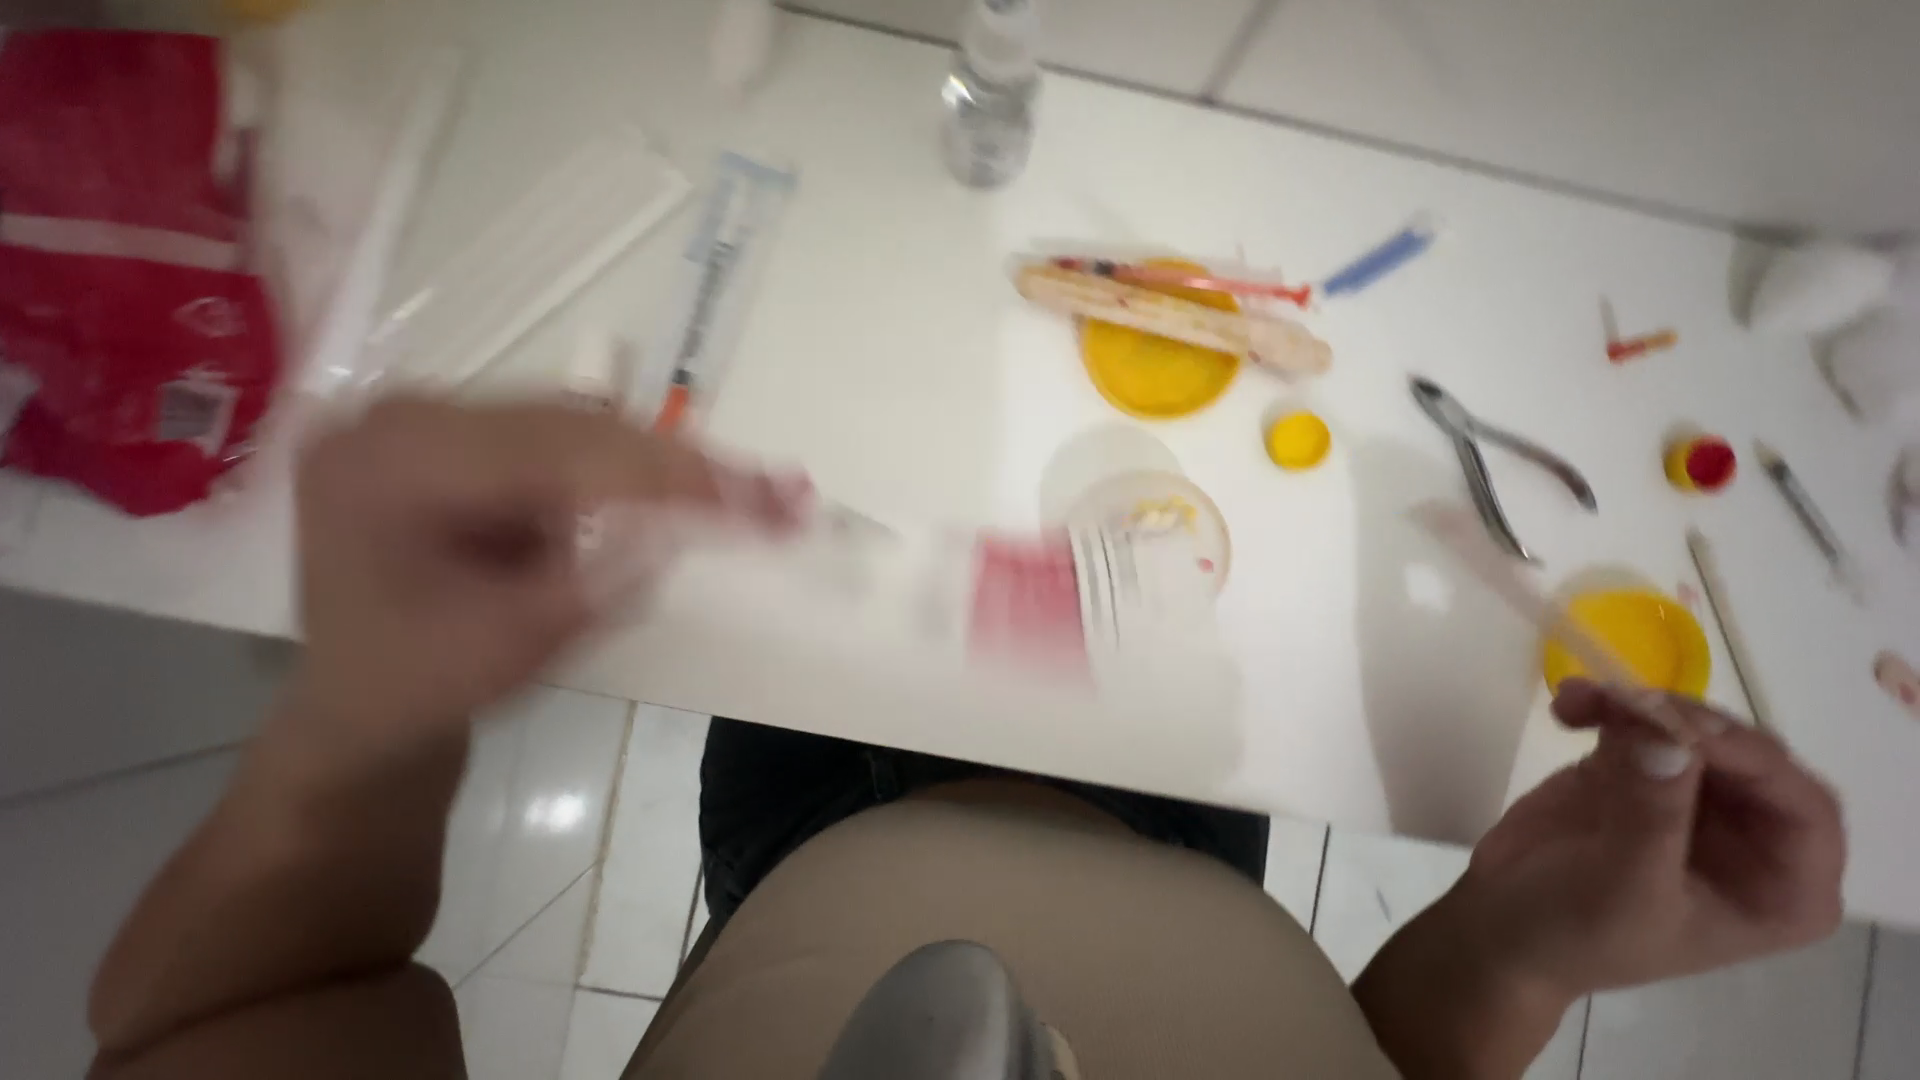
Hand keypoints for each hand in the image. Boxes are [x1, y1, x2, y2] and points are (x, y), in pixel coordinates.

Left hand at [288, 397, 807, 742]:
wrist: (355, 705)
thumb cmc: (419, 690)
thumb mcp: (512, 644)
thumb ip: (599, 580)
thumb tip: (682, 524)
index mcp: (394, 463)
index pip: (564, 453)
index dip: (676, 476)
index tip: (770, 501)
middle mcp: (408, 416)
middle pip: (582, 426)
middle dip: (688, 467)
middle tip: (782, 496)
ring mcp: (435, 420)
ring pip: (586, 425)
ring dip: (670, 467)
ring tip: (751, 497)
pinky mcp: (467, 438)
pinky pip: (571, 439)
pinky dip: (637, 471)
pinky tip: (689, 492)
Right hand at [1455, 679, 1845, 999]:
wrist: (1500, 926)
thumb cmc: (1576, 931)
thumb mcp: (1623, 887)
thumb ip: (1651, 814)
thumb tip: (1663, 736)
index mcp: (1779, 887)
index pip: (1800, 808)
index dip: (1752, 761)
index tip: (1679, 729)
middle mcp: (1746, 840)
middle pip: (1746, 759)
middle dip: (1688, 724)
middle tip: (1627, 701)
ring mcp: (1684, 802)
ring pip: (1686, 732)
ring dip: (1637, 706)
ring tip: (1579, 698)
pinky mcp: (1627, 776)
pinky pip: (1631, 727)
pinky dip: (1602, 707)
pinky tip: (1568, 707)